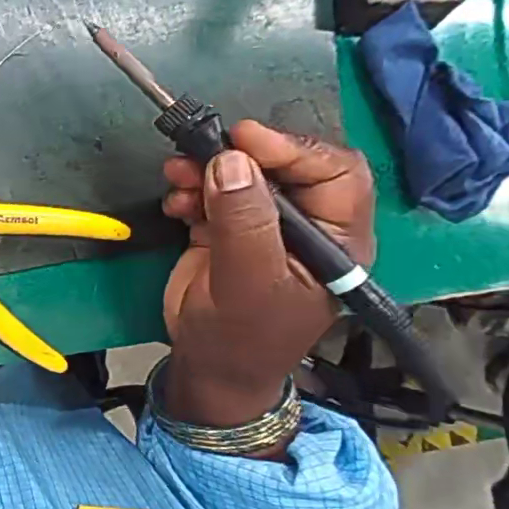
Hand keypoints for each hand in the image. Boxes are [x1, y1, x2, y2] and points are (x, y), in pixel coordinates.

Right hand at [158, 120, 374, 439]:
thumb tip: (232, 161)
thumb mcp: (248, 282)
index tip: (243, 138)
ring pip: (241, 179)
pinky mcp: (225, 234)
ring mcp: (260, 228)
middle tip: (199, 152)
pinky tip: (174, 200)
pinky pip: (210, 198)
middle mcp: (302, 225)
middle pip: (280, 168)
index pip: (332, 172)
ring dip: (206, 171)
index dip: (292, 148)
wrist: (208, 370)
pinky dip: (190, 192)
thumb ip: (244, 223)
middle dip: (239, 156)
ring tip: (176, 174)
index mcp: (334, 236)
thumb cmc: (241, 337)